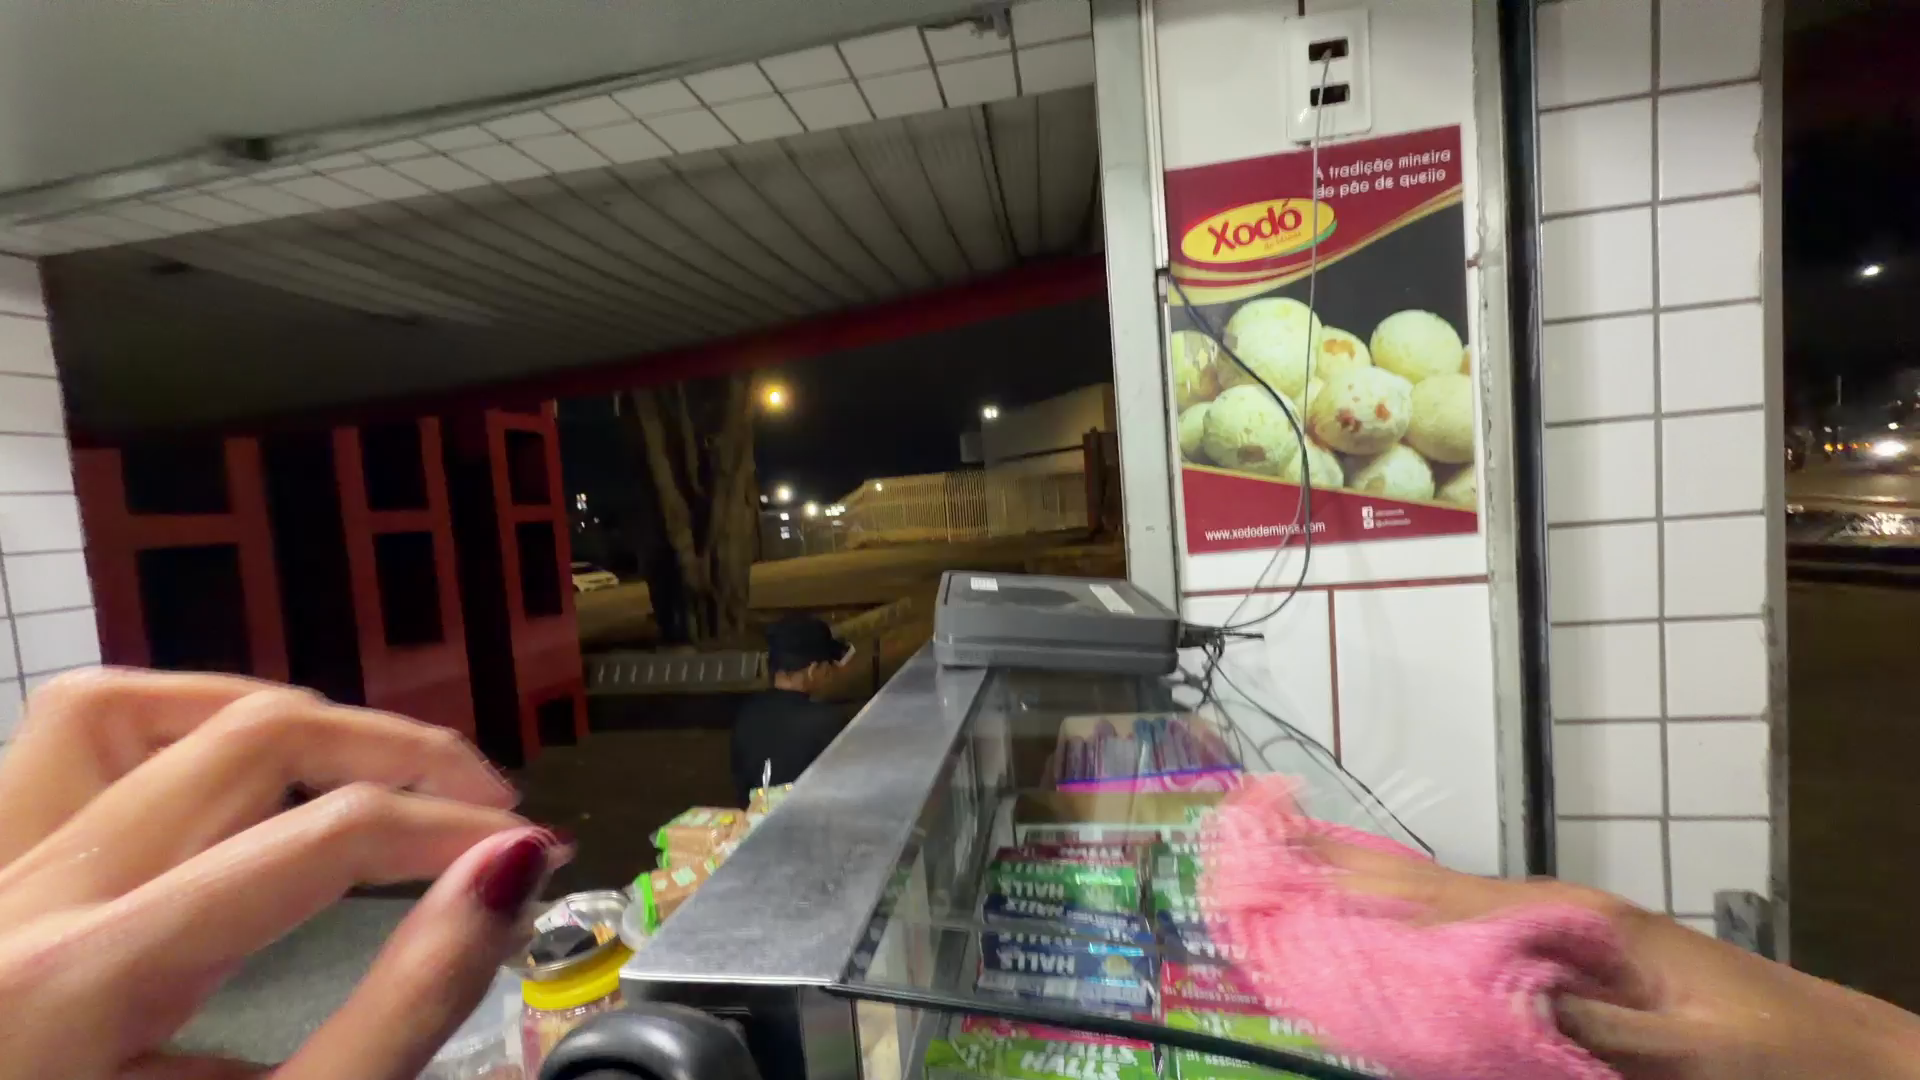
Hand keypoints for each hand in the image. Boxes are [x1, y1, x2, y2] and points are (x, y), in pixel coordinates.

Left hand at [0, 667, 570, 1079]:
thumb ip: (407, 1002)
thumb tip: (514, 865)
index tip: (537, 850)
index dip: (457, 826)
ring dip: (284, 718)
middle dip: (404, 752)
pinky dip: (182, 726)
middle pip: (258, 735)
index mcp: (73, 981)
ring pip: (134, 710)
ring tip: (372, 768)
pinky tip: (255, 774)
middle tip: (482, 802)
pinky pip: (68, 745)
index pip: (330, 831)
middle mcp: (5, 902)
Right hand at [1313, 838, 1919, 1079]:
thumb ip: (1588, 1024)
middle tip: (1274, 848)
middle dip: (1344, 869)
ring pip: (1434, 899)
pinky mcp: (1546, 951)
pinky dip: (1404, 914)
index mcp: (1562, 919)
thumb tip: (1480, 996)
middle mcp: (1537, 910)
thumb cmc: (1771, 1050)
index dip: (1363, 884)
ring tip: (1301, 864)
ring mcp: (1540, 927)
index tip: (1296, 865)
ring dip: (1364, 884)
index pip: (1440, 898)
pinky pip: (1457, 928)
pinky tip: (1376, 913)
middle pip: (1422, 885)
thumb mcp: (1691, 1051)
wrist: (1842, 1053)